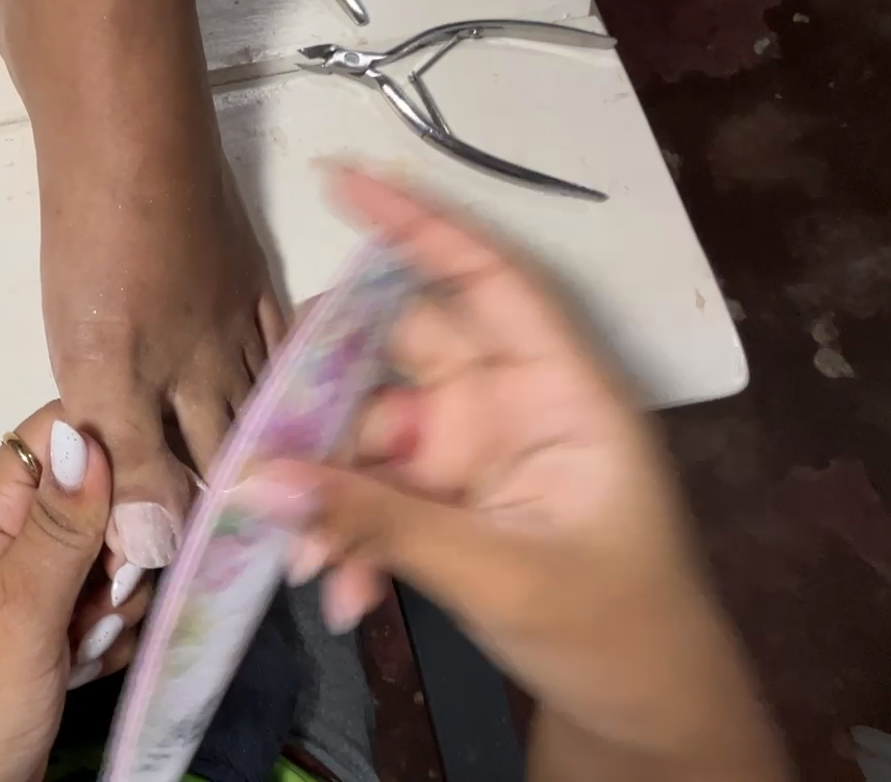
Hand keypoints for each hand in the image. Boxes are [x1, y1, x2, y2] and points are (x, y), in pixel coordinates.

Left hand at [0, 405, 151, 781]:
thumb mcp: (16, 609)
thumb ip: (59, 525)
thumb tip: (85, 435)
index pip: (60, 431)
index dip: (110, 449)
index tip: (144, 501)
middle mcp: (19, 528)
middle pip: (102, 491)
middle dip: (119, 545)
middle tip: (103, 595)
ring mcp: (44, 575)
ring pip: (117, 550)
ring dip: (118, 599)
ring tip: (87, 640)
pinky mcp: (64, 617)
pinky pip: (116, 599)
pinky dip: (115, 632)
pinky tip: (89, 663)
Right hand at [251, 167, 782, 778]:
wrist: (634, 711)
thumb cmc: (616, 631)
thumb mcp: (499, 573)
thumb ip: (374, 520)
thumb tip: (256, 480)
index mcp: (554, 390)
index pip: (486, 279)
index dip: (419, 224)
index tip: (343, 179)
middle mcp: (495, 400)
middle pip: (387, 351)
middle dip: (320, 385)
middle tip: (264, 424)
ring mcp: (450, 443)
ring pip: (353, 424)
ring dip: (321, 483)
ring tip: (305, 551)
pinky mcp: (419, 486)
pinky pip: (351, 480)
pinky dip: (332, 524)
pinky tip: (337, 582)